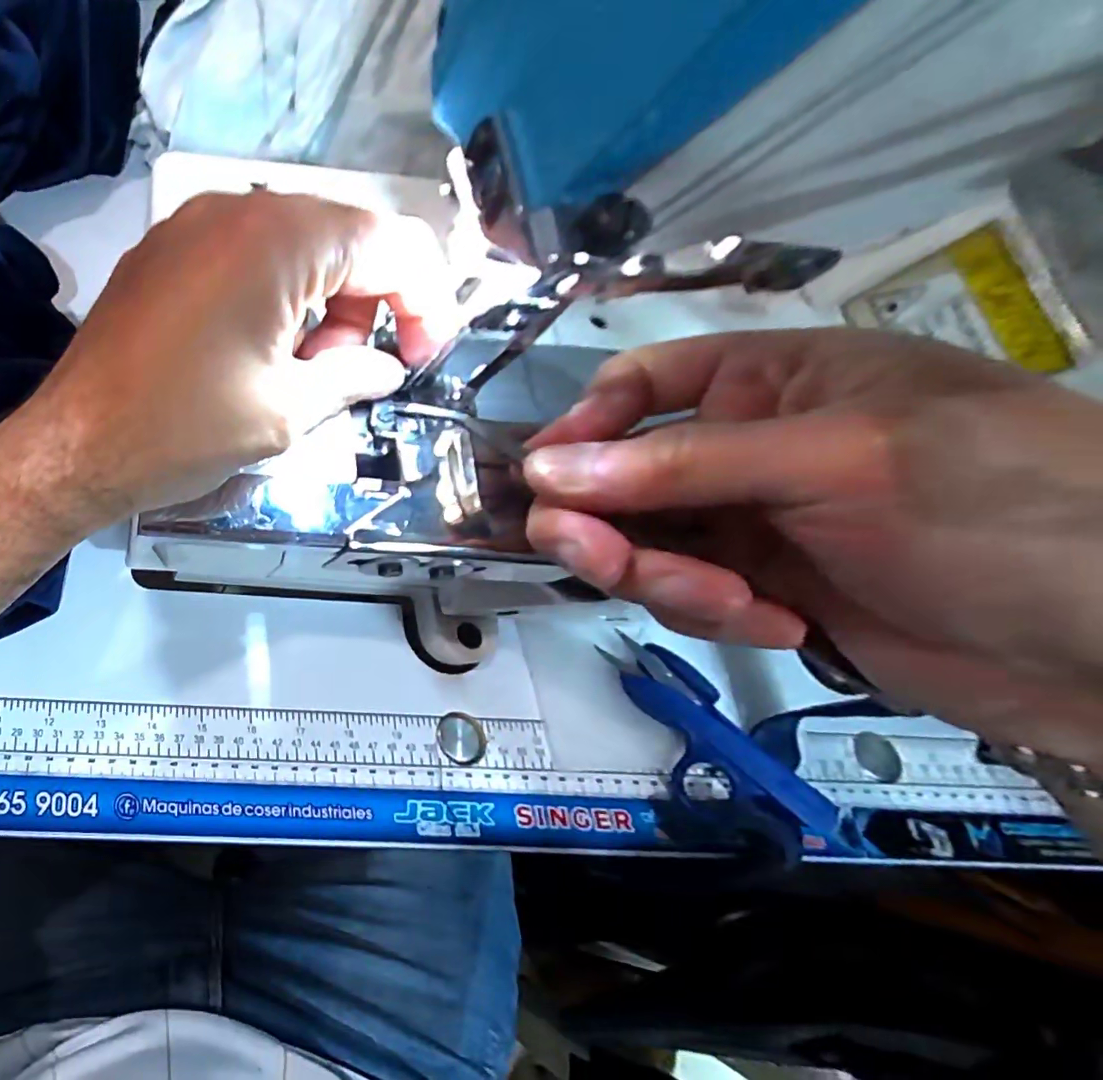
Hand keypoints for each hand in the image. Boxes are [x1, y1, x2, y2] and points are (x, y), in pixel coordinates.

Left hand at [13, 190, 460, 525]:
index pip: (389, 243)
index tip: (422, 354)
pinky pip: (239, 259)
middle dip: (363, 306)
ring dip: (316, 305)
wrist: (73, 446)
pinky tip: (252, 353)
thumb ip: (351, 378)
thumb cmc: (180, 431)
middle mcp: (235, 209)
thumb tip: (386, 367)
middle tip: (347, 375)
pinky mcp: (159, 254)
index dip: (423, 299)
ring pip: (289, 249)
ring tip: (296, 374)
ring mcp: (189, 226)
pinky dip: (268, 298)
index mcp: (280, 238)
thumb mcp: (284, 413)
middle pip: (338, 239)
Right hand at [522, 328, 1102, 764]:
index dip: (581, 425)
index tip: (546, 476)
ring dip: (662, 579)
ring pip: (633, 544)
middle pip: (612, 478)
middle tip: (607, 562)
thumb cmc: (1008, 508)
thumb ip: (678, 466)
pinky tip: (778, 625)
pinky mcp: (747, 587)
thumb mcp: (836, 463)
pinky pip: (675, 594)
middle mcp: (738, 449)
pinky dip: (710, 614)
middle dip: (606, 526)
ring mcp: (740, 521)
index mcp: (768, 384)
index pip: (636, 385)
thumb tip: (540, 472)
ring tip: (734, 605)